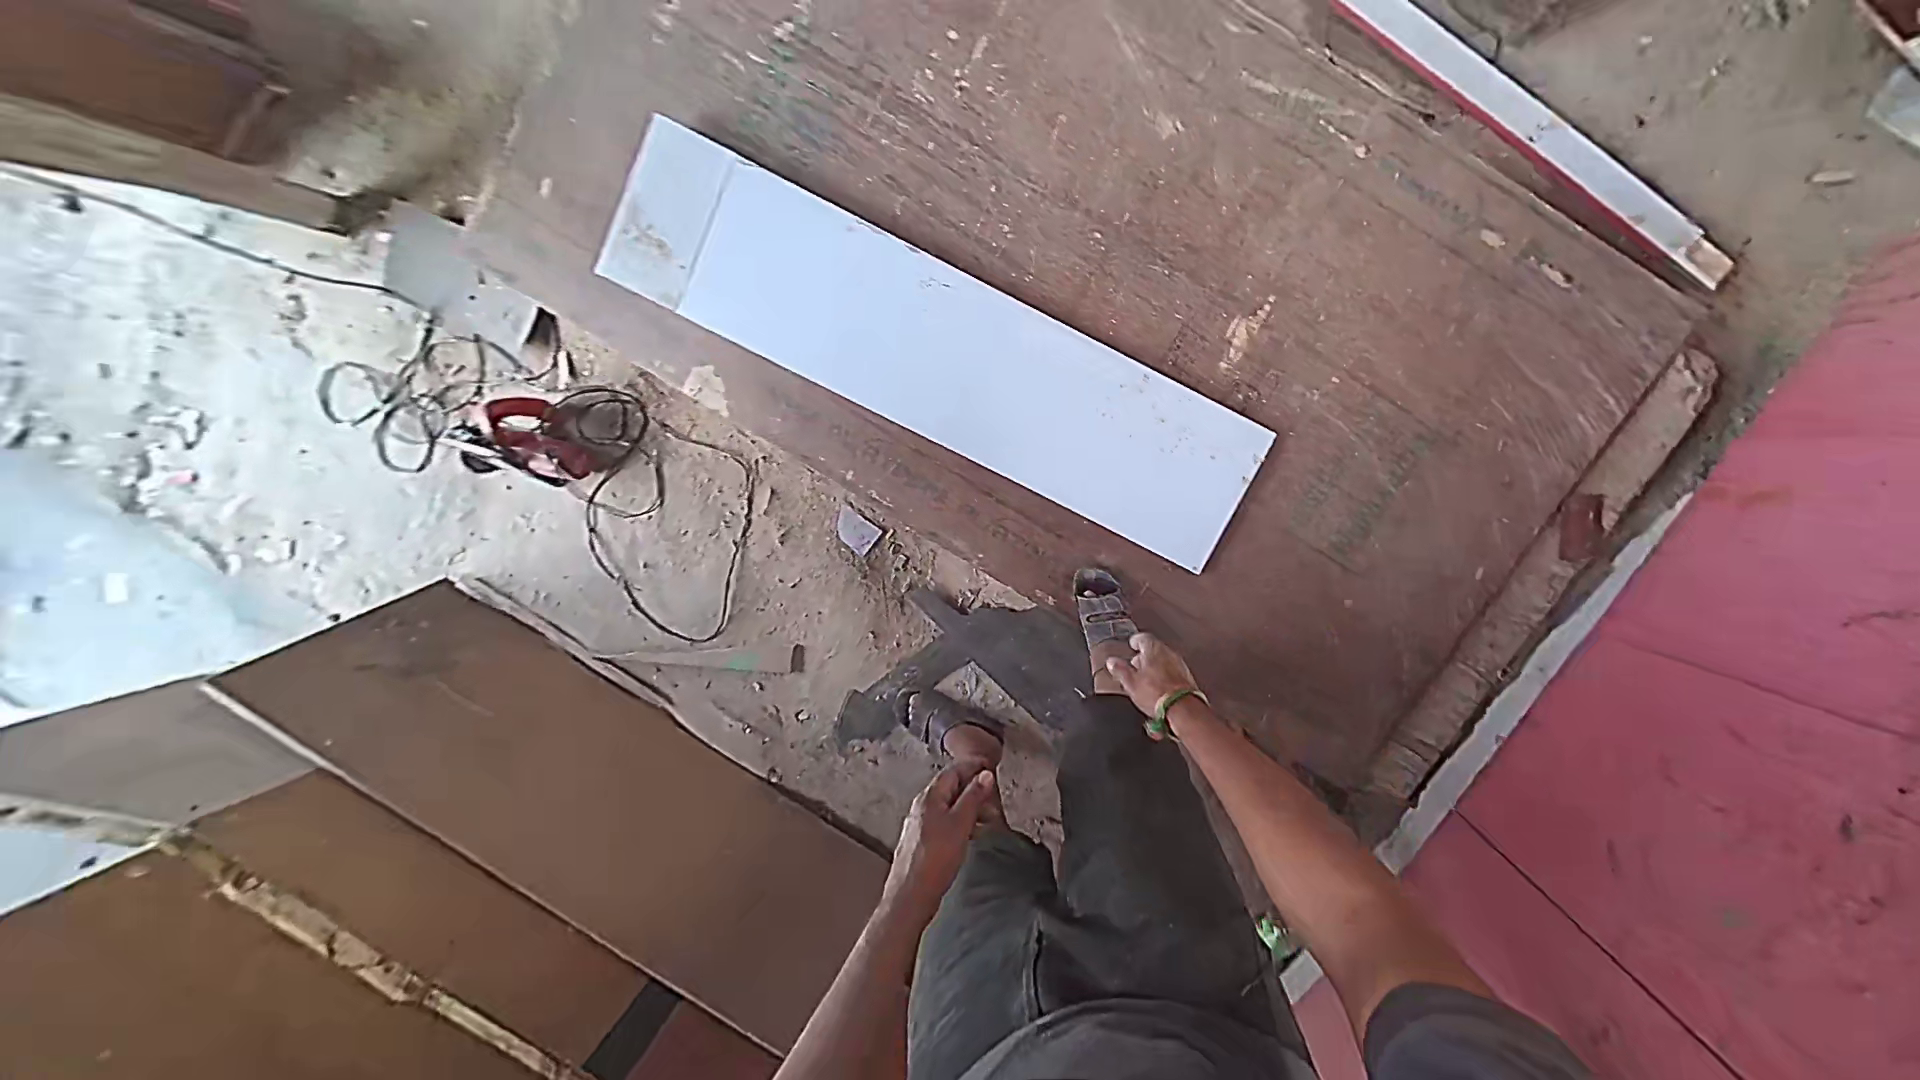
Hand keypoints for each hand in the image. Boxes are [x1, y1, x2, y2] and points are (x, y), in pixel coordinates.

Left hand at [881, 763, 996, 925]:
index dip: (973, 766)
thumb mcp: (960, 823)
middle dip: (974, 788)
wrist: (911, 895)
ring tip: (989, 817)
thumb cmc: (934, 859)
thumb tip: (985, 775)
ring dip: (970, 806)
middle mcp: (923, 805)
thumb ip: (973, 797)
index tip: (991, 766)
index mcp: (930, 796)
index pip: (953, 770)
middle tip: (994, 795)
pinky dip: (962, 821)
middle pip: (951, 787)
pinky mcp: (923, 840)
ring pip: (949, 805)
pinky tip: (972, 833)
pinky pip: (945, 821)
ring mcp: (921, 823)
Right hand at [1104, 633, 1202, 734]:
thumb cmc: (1156, 693)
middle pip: (1154, 649)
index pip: (1143, 638)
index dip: (1135, 641)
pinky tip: (1159, 687)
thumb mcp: (1130, 682)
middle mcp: (1168, 653)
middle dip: (1144, 655)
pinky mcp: (1187, 678)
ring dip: (1155, 666)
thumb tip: (1112, 662)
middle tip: (1135, 663)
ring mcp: (1180, 665)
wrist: (1182, 708)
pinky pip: (1172, 672)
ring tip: (1146, 677)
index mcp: (1153, 648)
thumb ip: (1120, 669)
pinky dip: (1165, 676)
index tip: (1132, 644)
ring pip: (1164, 660)